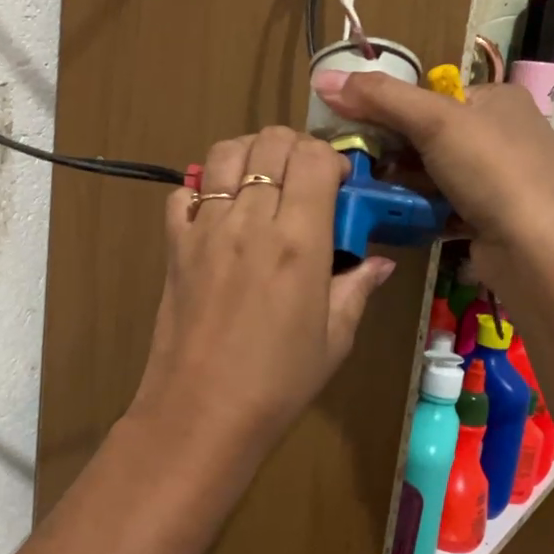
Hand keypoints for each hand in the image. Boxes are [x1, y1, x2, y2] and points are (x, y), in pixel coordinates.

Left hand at [134, 127, 396, 444]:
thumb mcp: (335, 339)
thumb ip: (356, 289)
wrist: (200, 411)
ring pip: (223, 154)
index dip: (329, 159)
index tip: (338, 185)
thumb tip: (379, 262)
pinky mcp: (173, 245)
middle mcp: (249, 220)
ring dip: (248, 155)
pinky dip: (201, 188)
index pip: (312, 157)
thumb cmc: (278, 382)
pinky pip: (182, 193)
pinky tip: (218, 213)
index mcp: (298, 240)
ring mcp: (204, 228)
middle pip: (268, 143)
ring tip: (262, 182)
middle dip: (293, 148)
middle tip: (303, 180)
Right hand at [311, 70, 553, 279]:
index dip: (386, 108)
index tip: (348, 128)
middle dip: (390, 152)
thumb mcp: (434, 121)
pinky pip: (441, 209)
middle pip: (427, 136)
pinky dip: (417, 213)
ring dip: (400, 186)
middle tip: (352, 165)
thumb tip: (322, 77)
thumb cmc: (494, 171)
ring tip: (365, 194)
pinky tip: (393, 220)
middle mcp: (500, 135)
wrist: (544, 253)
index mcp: (495, 99)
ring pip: (432, 176)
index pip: (429, 95)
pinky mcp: (489, 221)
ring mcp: (497, 181)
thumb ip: (380, 98)